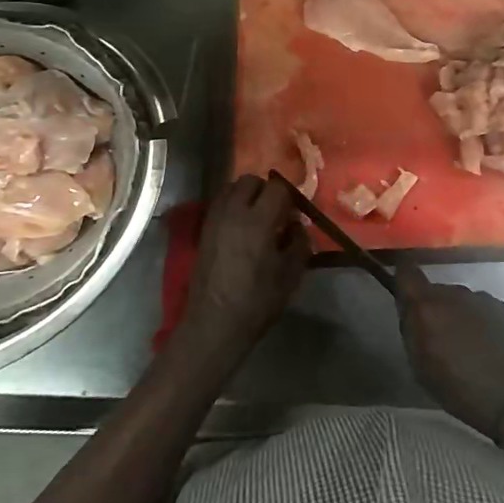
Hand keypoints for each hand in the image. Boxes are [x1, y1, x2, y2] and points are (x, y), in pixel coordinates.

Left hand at [180, 174, 309, 352]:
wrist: (215, 321)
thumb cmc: (257, 300)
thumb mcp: (290, 275)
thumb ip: (299, 243)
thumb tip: (297, 225)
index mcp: (258, 220)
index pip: (277, 188)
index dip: (289, 196)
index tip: (294, 213)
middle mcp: (234, 211)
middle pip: (250, 180)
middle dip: (266, 190)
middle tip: (275, 211)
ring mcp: (215, 218)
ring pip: (231, 188)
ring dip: (246, 194)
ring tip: (256, 216)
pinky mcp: (204, 229)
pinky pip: (219, 203)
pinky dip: (231, 205)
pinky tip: (240, 227)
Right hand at [397, 264, 503, 439]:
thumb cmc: (461, 389)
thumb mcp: (421, 367)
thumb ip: (410, 330)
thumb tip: (408, 308)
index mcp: (426, 306)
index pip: (406, 270)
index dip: (402, 276)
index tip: (402, 290)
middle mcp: (452, 293)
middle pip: (433, 291)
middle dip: (431, 308)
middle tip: (436, 336)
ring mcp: (480, 297)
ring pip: (457, 300)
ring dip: (454, 315)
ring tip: (464, 345)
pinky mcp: (502, 306)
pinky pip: (478, 308)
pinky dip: (476, 321)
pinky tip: (485, 346)